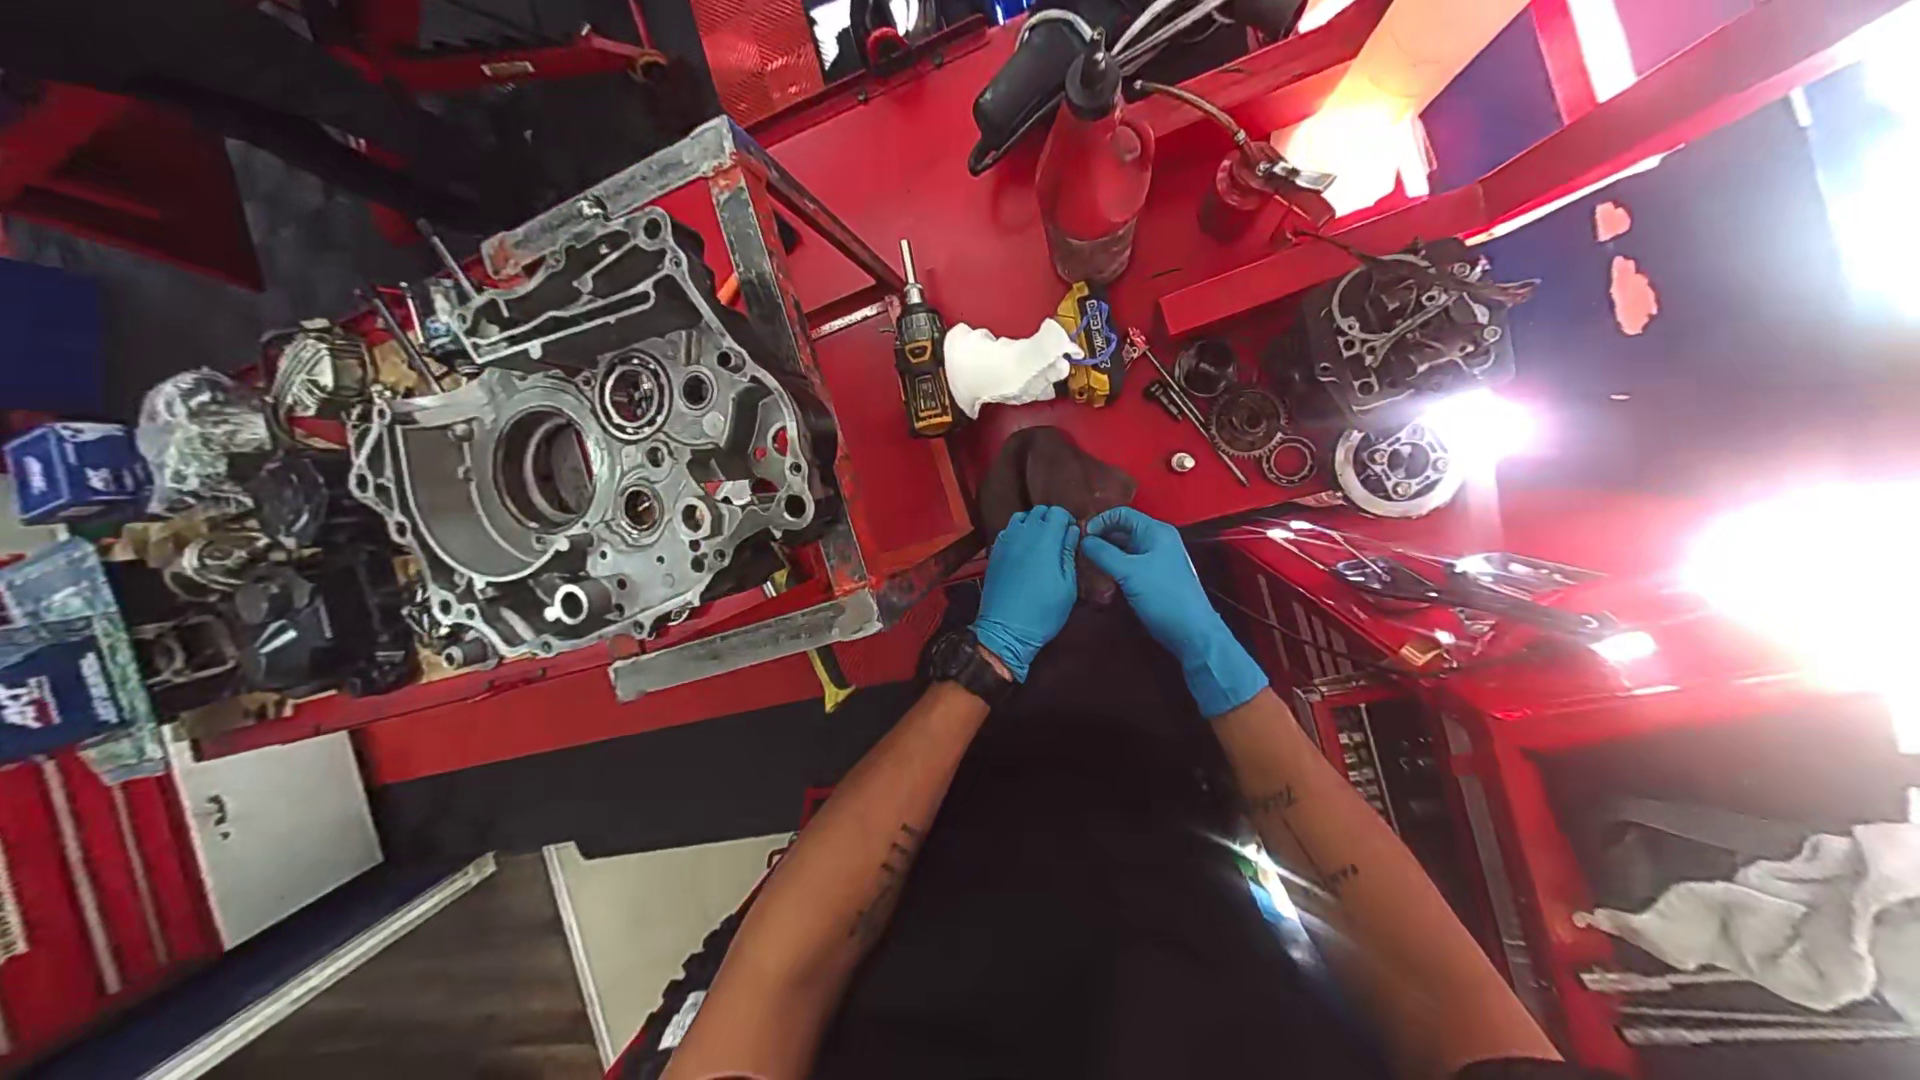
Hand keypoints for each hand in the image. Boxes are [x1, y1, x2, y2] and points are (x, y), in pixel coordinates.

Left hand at [972, 505, 1079, 680]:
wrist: (1005, 630)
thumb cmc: (1043, 612)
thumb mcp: (1068, 586)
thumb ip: (1069, 553)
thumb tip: (1072, 530)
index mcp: (1045, 539)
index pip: (1058, 512)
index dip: (1068, 521)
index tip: (1072, 536)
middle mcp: (1023, 533)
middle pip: (1039, 511)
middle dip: (1052, 520)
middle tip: (1059, 540)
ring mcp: (1005, 541)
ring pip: (1021, 517)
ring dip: (1033, 524)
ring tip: (1041, 543)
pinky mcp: (994, 551)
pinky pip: (1008, 530)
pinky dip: (1018, 532)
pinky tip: (1023, 550)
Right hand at [1080, 507, 1267, 716]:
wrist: (1190, 631)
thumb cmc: (1163, 596)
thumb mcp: (1129, 572)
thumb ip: (1103, 553)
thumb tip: (1083, 539)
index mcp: (1156, 531)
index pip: (1122, 513)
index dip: (1100, 521)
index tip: (1081, 536)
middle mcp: (1156, 540)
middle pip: (1122, 529)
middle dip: (1100, 536)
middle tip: (1078, 549)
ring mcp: (1155, 558)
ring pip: (1123, 547)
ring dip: (1105, 552)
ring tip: (1084, 561)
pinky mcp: (1152, 575)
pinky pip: (1127, 562)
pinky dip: (1113, 564)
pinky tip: (1098, 574)